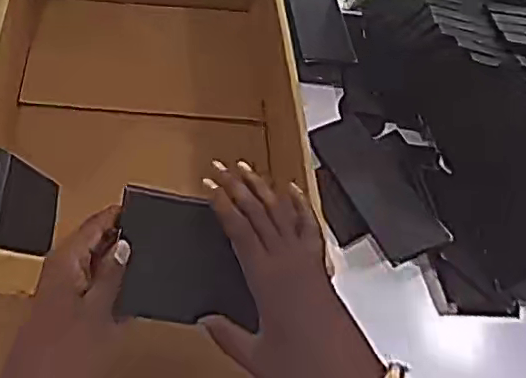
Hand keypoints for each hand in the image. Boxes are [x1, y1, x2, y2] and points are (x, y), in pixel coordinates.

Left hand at [0, 205, 131, 377]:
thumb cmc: (62, 350)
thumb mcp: (98, 310)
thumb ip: (112, 274)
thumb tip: (124, 244)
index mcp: (65, 258)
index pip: (93, 223)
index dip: (114, 214)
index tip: (135, 207)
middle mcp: (60, 265)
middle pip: (92, 241)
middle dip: (115, 238)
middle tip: (142, 235)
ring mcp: (59, 285)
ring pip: (91, 263)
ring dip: (111, 264)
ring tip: (136, 262)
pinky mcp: (62, 304)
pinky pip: (87, 282)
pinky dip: (104, 284)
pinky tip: (120, 293)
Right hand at [200, 161, 385, 377]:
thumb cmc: (308, 368)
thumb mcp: (259, 358)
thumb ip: (228, 336)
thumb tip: (204, 321)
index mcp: (265, 278)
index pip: (238, 228)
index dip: (222, 204)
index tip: (209, 185)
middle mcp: (285, 261)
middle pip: (257, 212)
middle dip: (236, 186)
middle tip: (220, 167)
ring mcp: (305, 260)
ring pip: (280, 212)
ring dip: (262, 187)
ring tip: (247, 168)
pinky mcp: (321, 266)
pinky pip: (309, 226)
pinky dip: (300, 205)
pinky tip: (292, 190)